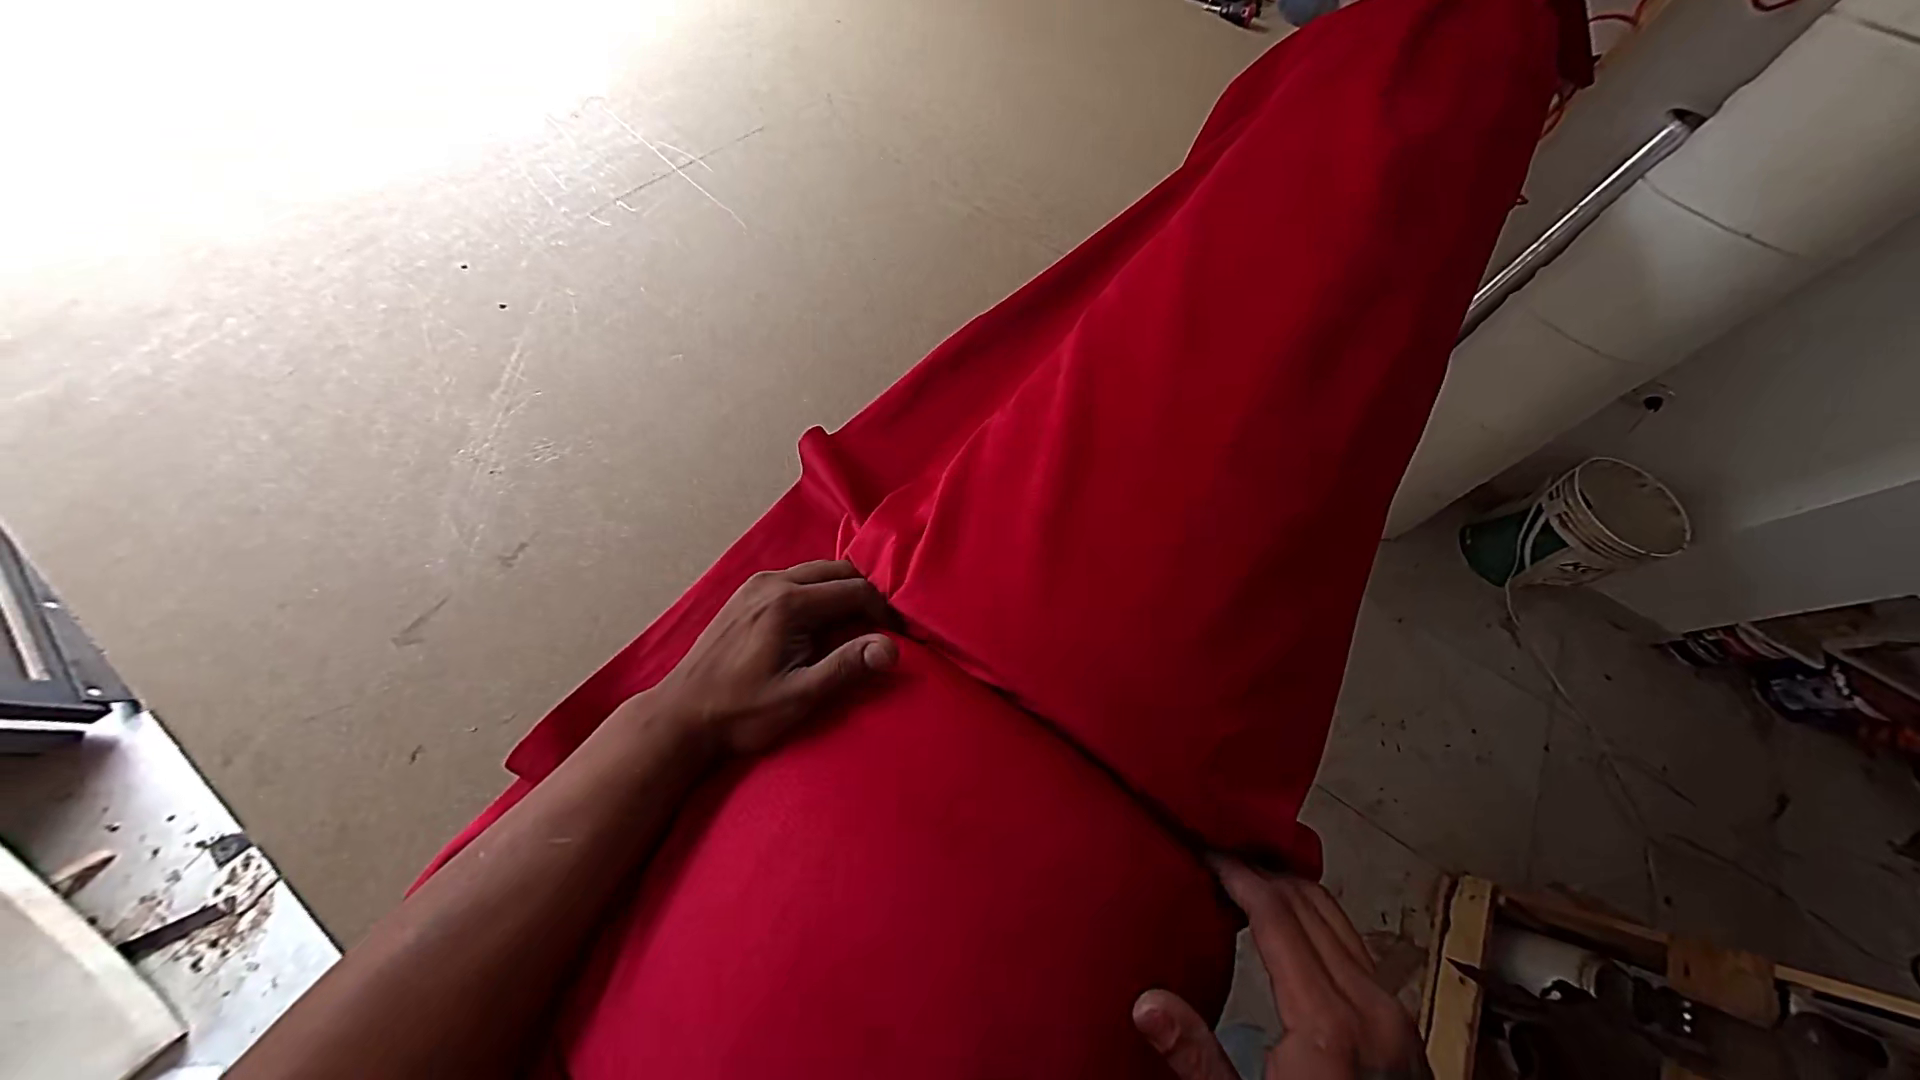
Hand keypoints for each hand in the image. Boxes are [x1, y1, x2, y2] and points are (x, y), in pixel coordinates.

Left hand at [643, 560, 898, 755]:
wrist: (681, 715)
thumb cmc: (741, 712)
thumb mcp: (799, 696)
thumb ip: (846, 667)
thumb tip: (892, 648)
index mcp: (788, 603)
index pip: (856, 590)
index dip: (884, 611)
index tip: (897, 636)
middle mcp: (773, 582)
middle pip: (839, 571)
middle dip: (867, 595)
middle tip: (882, 627)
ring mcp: (756, 584)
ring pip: (818, 571)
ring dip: (843, 591)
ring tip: (857, 625)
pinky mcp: (747, 592)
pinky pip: (797, 578)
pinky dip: (820, 590)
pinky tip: (823, 620)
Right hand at [1132, 859, 1427, 1079]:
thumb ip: (1198, 1058)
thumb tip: (1146, 1003)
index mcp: (1328, 1023)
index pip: (1276, 913)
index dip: (1237, 874)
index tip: (1204, 850)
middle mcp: (1370, 1006)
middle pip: (1308, 903)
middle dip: (1260, 870)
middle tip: (1218, 856)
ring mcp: (1393, 1014)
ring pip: (1337, 915)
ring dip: (1289, 887)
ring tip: (1245, 878)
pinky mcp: (1401, 1026)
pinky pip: (1353, 943)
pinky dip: (1315, 915)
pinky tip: (1287, 921)